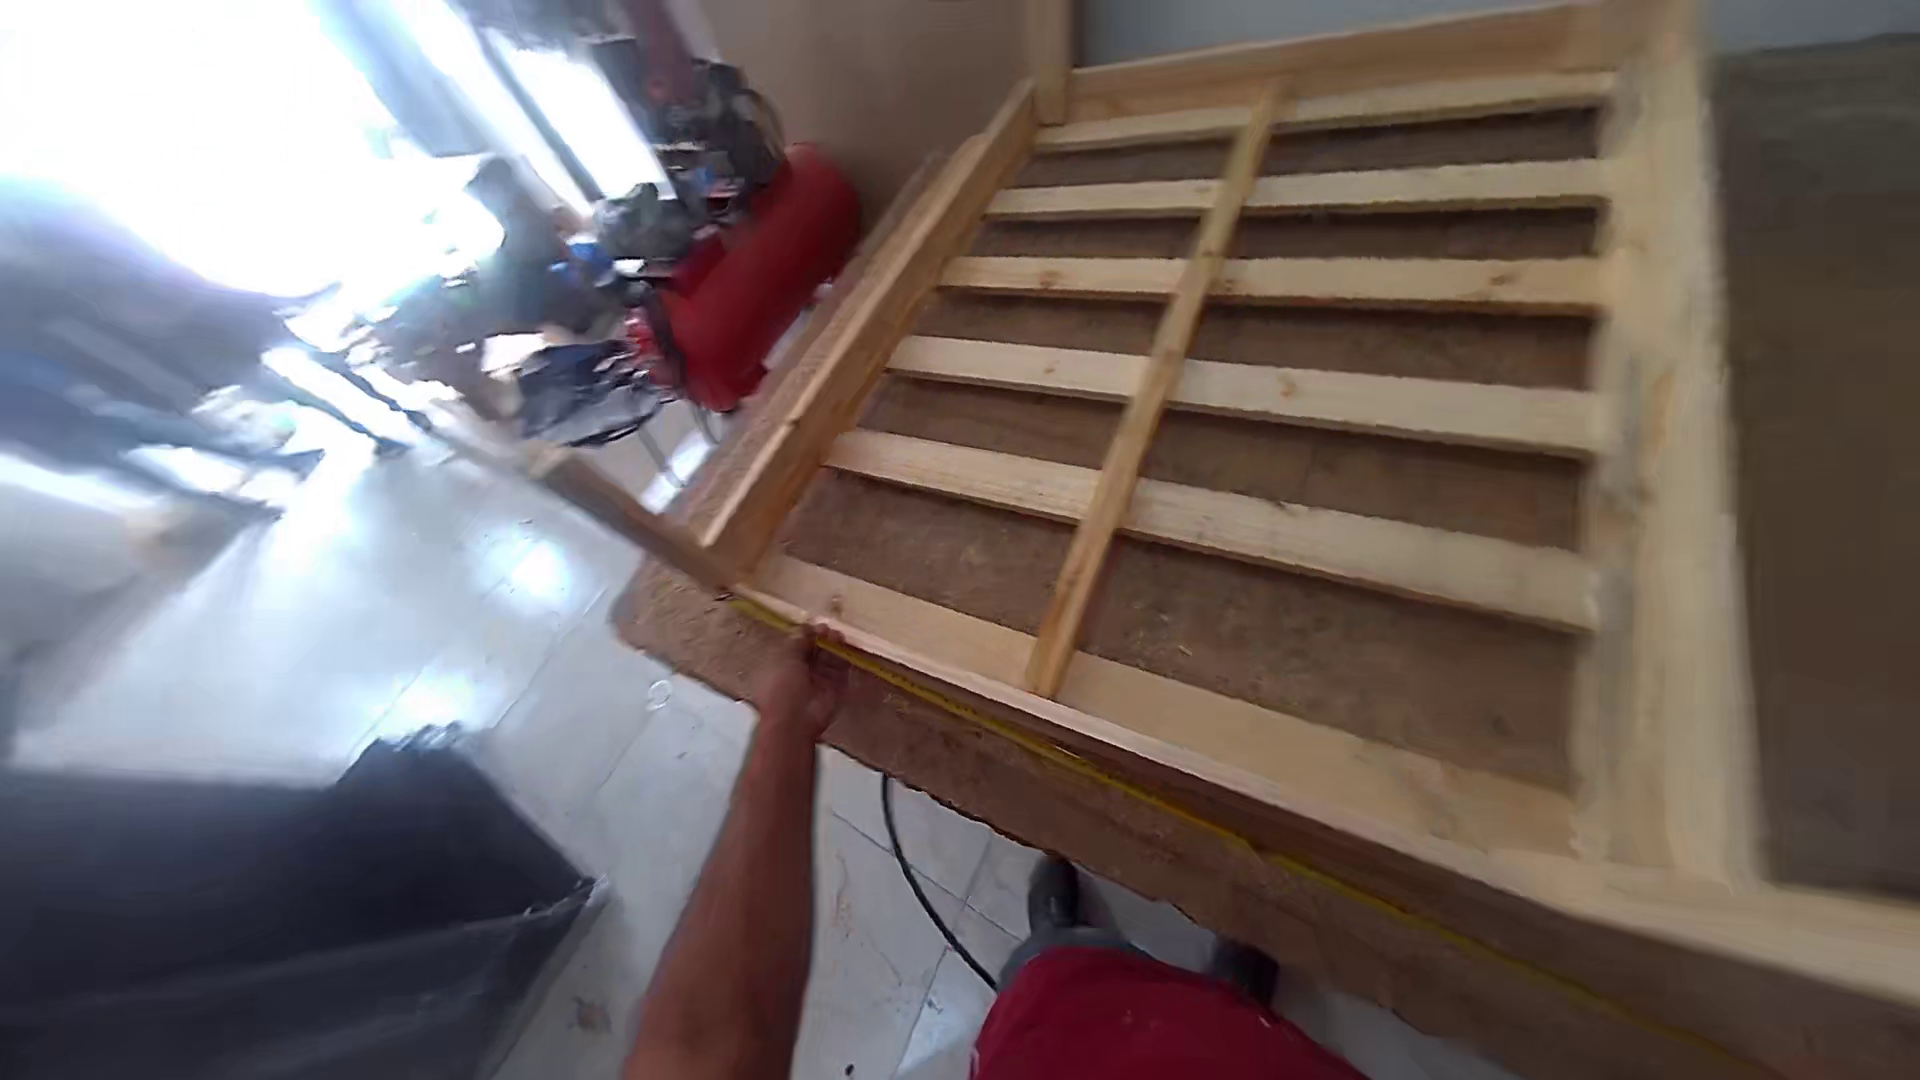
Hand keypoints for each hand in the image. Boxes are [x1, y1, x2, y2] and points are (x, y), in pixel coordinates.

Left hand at [752, 626, 849, 741]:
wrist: (796, 720)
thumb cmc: (782, 687)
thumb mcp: (785, 658)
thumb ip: (797, 641)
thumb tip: (807, 626)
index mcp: (783, 667)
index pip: (796, 647)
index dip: (805, 635)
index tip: (814, 625)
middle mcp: (801, 674)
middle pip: (815, 651)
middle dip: (821, 639)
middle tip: (828, 629)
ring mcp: (819, 682)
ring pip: (829, 659)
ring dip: (833, 646)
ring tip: (838, 636)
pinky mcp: (835, 689)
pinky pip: (842, 671)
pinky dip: (845, 659)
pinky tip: (845, 648)